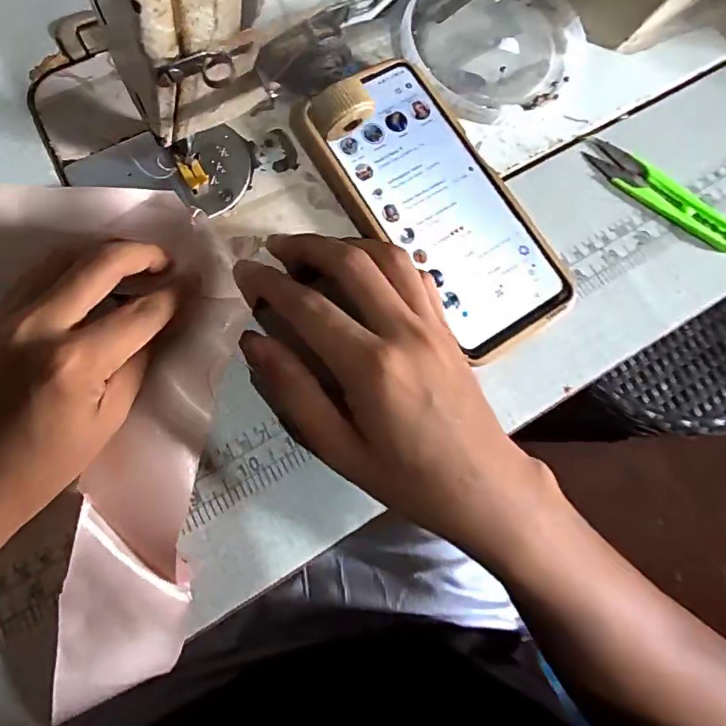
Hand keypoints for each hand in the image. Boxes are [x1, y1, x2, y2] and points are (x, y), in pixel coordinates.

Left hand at [0, 241, 184, 536]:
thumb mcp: (110, 418)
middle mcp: (39, 325)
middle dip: (144, 254)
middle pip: (102, 263)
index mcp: (75, 362)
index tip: (195, 281)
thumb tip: (165, 318)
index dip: (175, 294)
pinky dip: (74, 263)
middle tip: (168, 261)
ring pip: (66, 254)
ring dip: (107, 250)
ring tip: (135, 262)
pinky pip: (39, 270)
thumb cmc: (45, 467)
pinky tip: (93, 275)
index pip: (141, 311)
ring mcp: (9, 315)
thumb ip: (140, 358)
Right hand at [233, 234, 561, 562]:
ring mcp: (430, 321)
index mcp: (371, 366)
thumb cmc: (405, 477)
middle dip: (307, 246)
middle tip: (275, 247)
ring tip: (316, 250)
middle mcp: (403, 330)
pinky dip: (385, 258)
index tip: (244, 270)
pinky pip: (415, 272)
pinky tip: (366, 268)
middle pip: (351, 262)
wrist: (481, 483)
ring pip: (387, 256)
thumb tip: (253, 341)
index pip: (309, 306)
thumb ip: (294, 391)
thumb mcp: (339, 449)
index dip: (270, 283)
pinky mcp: (447, 323)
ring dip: (346, 242)